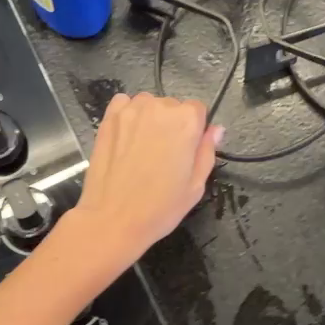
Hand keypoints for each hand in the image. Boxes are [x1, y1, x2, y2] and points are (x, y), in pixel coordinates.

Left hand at [62, 92, 221, 265]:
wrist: (113, 219)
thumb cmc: (160, 208)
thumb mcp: (196, 186)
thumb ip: (207, 151)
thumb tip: (215, 130)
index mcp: (186, 122)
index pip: (198, 110)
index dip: (194, 131)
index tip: (186, 151)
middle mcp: (160, 107)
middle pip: (173, 106)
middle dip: (172, 125)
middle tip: (164, 157)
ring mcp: (131, 110)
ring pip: (148, 104)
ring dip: (150, 120)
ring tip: (143, 150)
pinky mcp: (108, 118)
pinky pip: (124, 104)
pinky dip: (128, 116)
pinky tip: (126, 139)